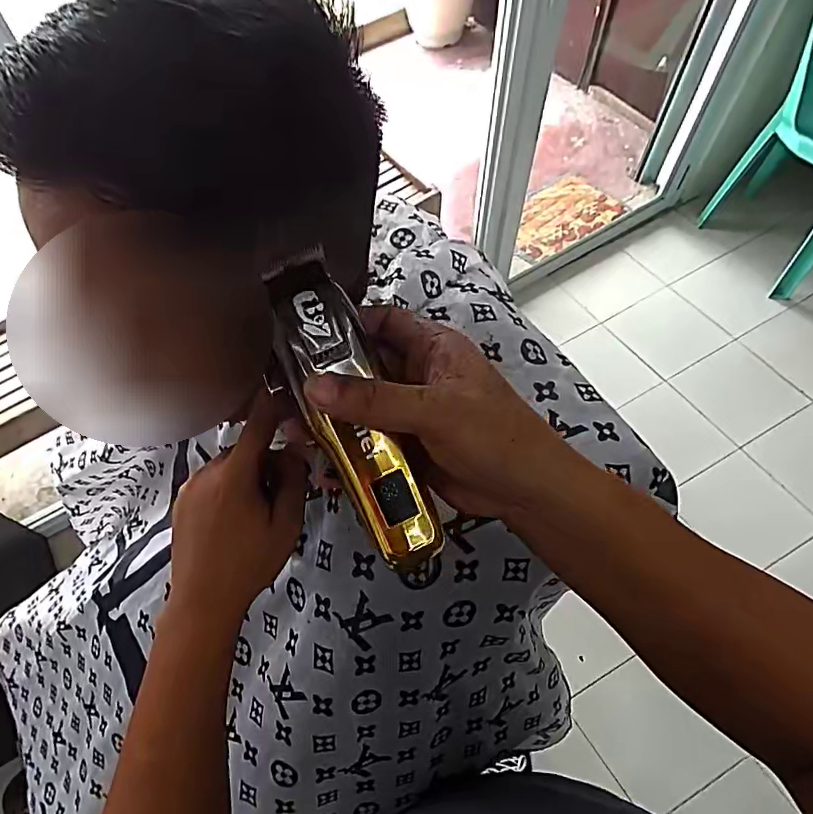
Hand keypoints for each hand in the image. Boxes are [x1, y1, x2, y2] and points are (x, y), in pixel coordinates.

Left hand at [169, 390, 308, 614]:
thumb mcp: (286, 525)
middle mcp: (207, 475)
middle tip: (282, 495)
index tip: (288, 402)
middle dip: (268, 463)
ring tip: (257, 517)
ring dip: (248, 479)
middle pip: (247, 450)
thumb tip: (296, 451)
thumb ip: (294, 480)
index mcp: (234, 476)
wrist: (203, 599)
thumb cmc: (243, 568)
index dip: (277, 407)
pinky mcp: (183, 500)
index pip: (258, 422)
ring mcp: (191, 488)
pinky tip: (237, 522)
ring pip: (230, 466)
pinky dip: (230, 491)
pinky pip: (214, 482)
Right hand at [302, 306, 574, 518]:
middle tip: (287, 396)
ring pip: (363, 412)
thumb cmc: (496, 436)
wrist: (525, 492)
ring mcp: (412, 415)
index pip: (384, 322)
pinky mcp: (408, 449)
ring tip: (296, 434)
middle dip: (328, 383)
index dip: (348, 324)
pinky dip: (349, 455)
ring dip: (333, 424)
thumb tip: (317, 386)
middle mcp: (419, 377)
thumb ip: (375, 399)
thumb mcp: (434, 410)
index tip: (308, 337)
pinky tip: (326, 468)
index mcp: (434, 349)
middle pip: (364, 370)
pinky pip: (371, 446)